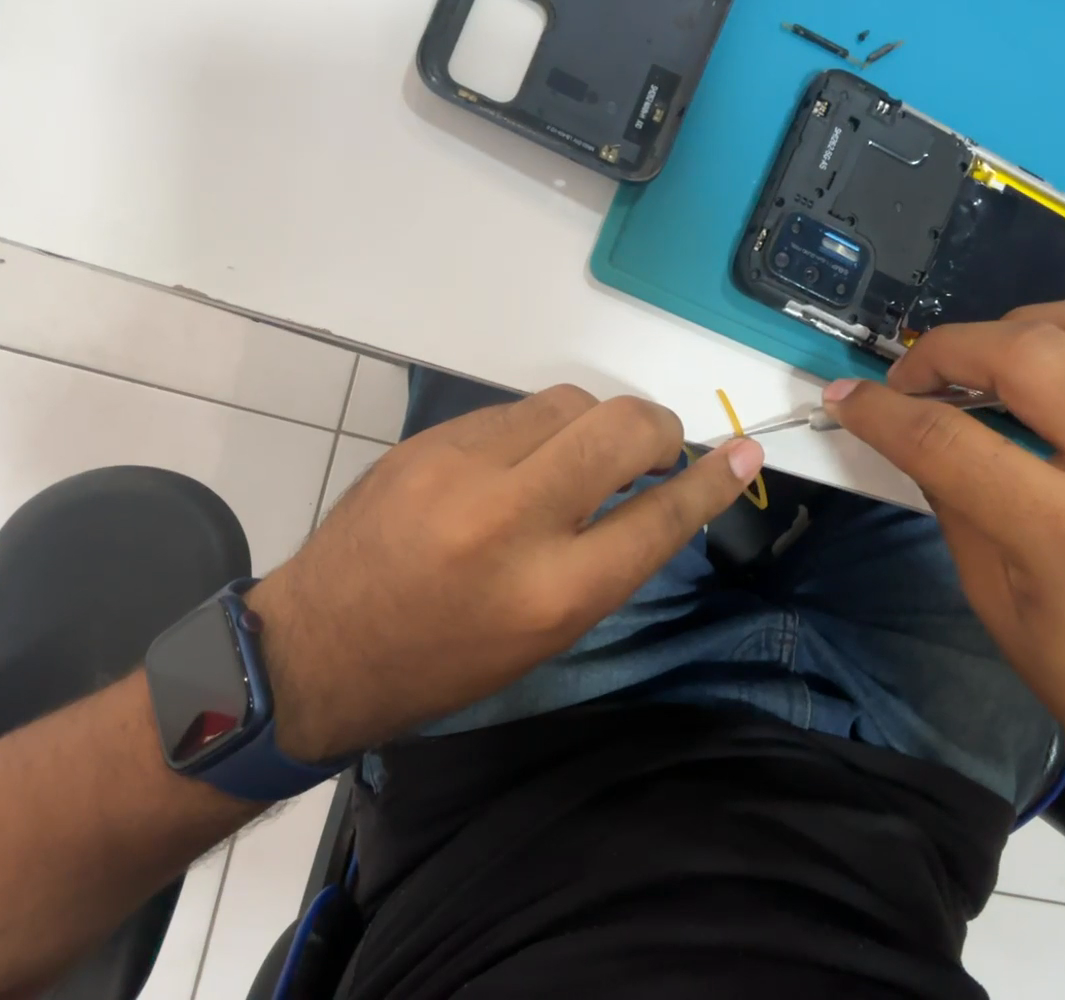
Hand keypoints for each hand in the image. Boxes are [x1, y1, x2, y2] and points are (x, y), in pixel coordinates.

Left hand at [246, 385, 765, 762]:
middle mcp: (513, 520)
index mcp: (552, 594)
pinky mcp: (429, 442)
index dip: (712, 482)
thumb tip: (659, 491)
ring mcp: (462, 469)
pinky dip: (542, 431)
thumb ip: (607, 561)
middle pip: (623, 429)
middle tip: (658, 451)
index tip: (744, 453)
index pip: (659, 518)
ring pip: (571, 403)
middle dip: (660, 431)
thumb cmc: (445, 662)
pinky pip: (515, 413)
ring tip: (587, 459)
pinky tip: (528, 462)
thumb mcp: (543, 635)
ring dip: (599, 424)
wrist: (320, 646)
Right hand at [826, 301, 1064, 809]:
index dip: (879, 411)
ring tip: (999, 353)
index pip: (947, 440)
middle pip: (1031, 356)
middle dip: (948, 348)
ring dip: (1036, 322)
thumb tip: (919, 438)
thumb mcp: (997, 606)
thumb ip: (958, 507)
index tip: (847, 400)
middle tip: (916, 375)